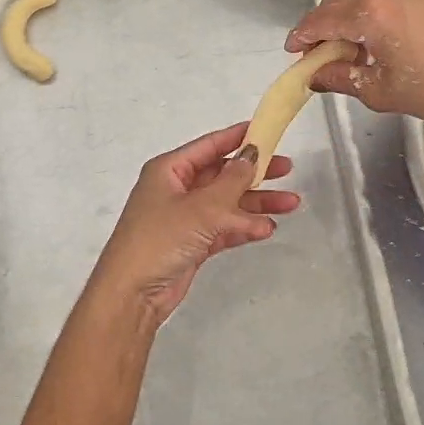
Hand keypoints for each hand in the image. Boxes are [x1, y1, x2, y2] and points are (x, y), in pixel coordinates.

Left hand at [91, 123, 301, 324]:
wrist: (132, 293)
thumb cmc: (160, 239)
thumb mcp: (200, 207)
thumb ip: (231, 181)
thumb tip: (252, 154)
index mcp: (169, 170)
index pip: (209, 146)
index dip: (238, 137)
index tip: (267, 131)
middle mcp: (177, 189)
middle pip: (222, 174)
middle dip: (254, 174)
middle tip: (288, 169)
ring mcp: (184, 217)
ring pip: (227, 203)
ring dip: (256, 204)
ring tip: (291, 204)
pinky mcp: (192, 243)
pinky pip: (224, 228)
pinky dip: (244, 227)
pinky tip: (267, 229)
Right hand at [285, 0, 423, 125]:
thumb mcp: (383, 91)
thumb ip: (340, 78)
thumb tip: (314, 76)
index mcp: (369, 11)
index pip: (320, 20)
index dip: (301, 38)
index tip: (292, 56)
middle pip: (336, 4)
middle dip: (321, 29)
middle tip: (317, 60)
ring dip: (345, 23)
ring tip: (348, 55)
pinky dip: (368, 17)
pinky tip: (376, 43)